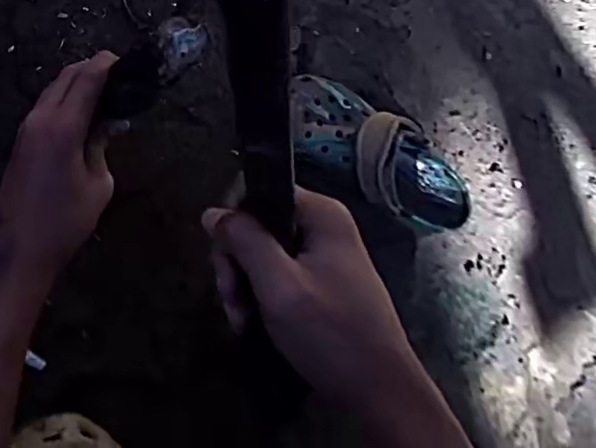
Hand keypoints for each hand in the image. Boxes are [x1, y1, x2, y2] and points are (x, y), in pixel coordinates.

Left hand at [0, 52, 117, 290]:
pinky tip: (79, 108)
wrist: (19, 245)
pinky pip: (44, 105)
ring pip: (52, 89)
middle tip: (115, 72)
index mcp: (62, 125)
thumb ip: (100, 146)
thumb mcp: (98, 184)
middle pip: (65, 77)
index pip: (85, 80)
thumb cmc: (65, 220)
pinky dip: (63, 97)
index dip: (105, 65)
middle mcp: (40, 117)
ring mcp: (26, 126)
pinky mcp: (21, 138)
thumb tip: (103, 125)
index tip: (122, 59)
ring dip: (74, 82)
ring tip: (101, 87)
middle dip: (90, 68)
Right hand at [202, 189, 469, 446]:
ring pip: (258, 250)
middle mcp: (321, 225)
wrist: (383, 403)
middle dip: (233, 261)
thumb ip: (243, 240)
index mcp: (320, 213)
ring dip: (241, 282)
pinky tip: (251, 319)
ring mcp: (320, 254)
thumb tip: (211, 213)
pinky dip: (257, 293)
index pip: (253, 192)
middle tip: (232, 295)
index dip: (231, 222)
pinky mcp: (319, 280)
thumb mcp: (279, 284)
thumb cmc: (333, 337)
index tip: (224, 258)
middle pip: (252, 223)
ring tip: (241, 315)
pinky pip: (273, 271)